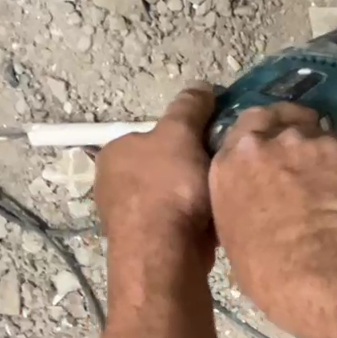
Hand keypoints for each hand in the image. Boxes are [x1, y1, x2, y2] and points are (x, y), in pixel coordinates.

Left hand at [95, 86, 217, 268]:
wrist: (163, 252)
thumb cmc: (168, 188)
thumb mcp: (181, 135)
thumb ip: (190, 109)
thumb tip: (200, 85)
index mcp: (116, 150)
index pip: (157, 135)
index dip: (189, 137)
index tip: (214, 145)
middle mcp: (114, 181)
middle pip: (168, 165)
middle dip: (195, 168)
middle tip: (223, 172)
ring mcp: (128, 214)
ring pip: (175, 195)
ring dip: (198, 197)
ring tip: (222, 199)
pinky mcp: (147, 242)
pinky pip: (179, 222)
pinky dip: (196, 220)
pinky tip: (213, 223)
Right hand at [208, 104, 336, 337]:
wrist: (315, 269)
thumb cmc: (267, 271)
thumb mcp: (236, 239)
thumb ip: (244, 209)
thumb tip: (264, 215)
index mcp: (227, 166)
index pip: (243, 131)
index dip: (262, 138)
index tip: (274, 150)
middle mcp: (263, 142)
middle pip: (282, 116)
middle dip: (297, 124)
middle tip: (313, 148)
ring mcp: (305, 141)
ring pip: (324, 134)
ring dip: (333, 152)